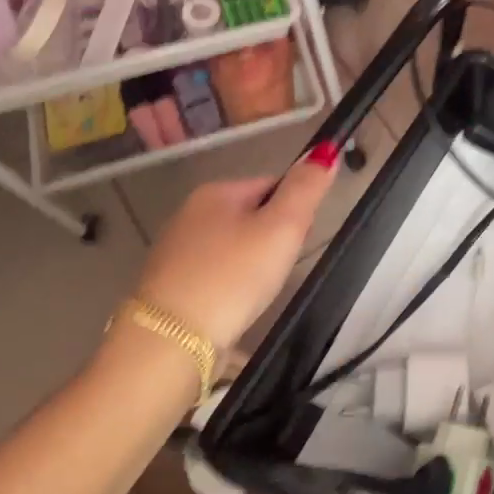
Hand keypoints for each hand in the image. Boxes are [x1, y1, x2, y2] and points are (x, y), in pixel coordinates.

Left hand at [133, 142, 340, 348]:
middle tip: (279, 270)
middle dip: (273, 240)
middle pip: (253, 216)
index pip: (273, 185)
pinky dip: (230, 285)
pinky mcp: (168, 286)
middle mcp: (189, 214)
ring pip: (234, 247)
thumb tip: (325, 150)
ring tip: (258, 292)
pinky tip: (234, 306)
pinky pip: (215, 273)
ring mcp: (175, 251)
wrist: (169, 343)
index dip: (295, 212)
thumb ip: (306, 188)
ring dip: (252, 265)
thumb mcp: (282, 227)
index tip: (297, 242)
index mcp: (216, 192)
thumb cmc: (233, 277)